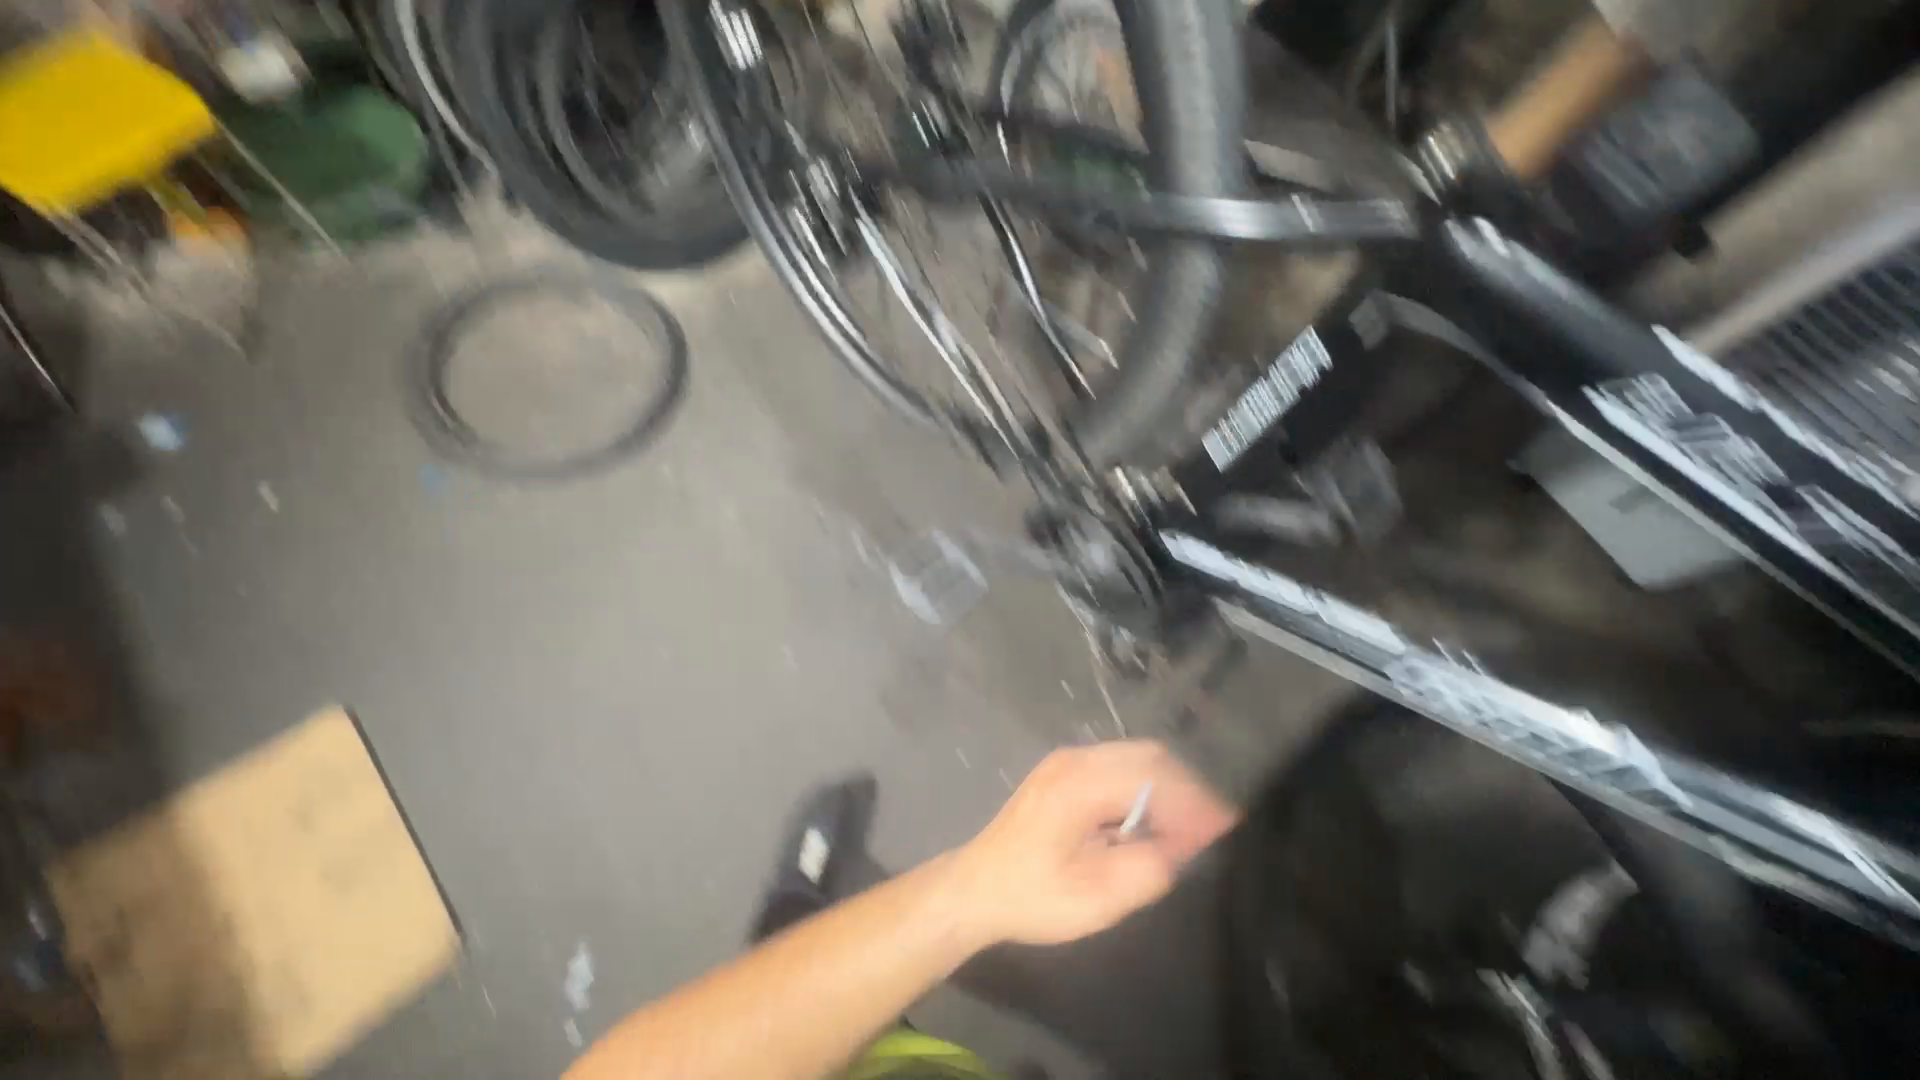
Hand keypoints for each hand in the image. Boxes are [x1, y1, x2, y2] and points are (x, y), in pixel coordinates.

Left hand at [943, 741, 1238, 946]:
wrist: (974, 889)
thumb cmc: (1032, 896)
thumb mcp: (1097, 898)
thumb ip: (1148, 869)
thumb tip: (1181, 845)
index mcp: (1080, 783)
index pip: (1156, 775)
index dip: (1196, 801)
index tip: (1226, 826)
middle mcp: (1074, 760)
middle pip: (1148, 756)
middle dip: (1186, 789)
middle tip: (1211, 829)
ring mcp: (1065, 763)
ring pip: (1134, 758)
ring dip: (1166, 789)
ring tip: (1186, 829)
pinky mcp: (1061, 774)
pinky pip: (1117, 768)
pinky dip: (1144, 789)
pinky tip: (1150, 823)